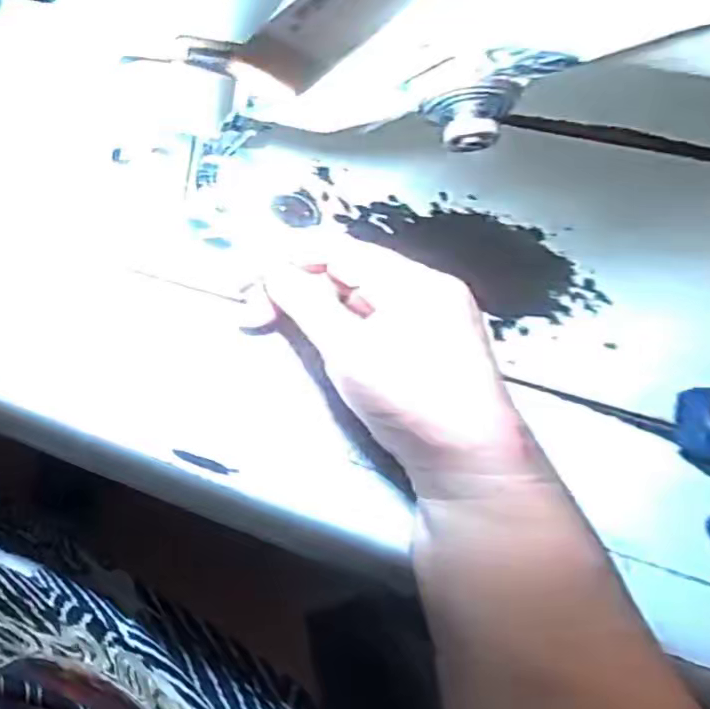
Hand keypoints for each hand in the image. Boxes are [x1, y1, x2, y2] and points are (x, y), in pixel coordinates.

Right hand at [254, 238, 545, 497]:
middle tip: (249, 311)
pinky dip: (316, 317)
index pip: (334, 249)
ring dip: (295, 302)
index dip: (281, 258)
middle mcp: (417, 289)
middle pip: (334, 268)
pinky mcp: (406, 337)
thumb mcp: (346, 347)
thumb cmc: (409, 398)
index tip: (241, 279)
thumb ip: (303, 300)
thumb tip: (267, 267)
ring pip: (338, 290)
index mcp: (412, 282)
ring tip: (261, 322)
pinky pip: (352, 311)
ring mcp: (415, 313)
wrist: (468, 460)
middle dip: (284, 284)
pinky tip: (295, 329)